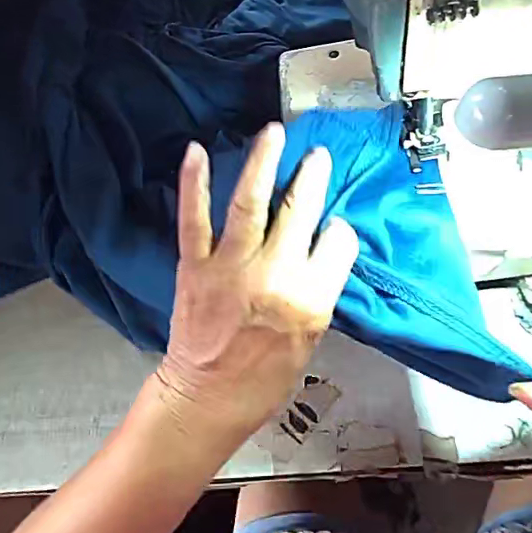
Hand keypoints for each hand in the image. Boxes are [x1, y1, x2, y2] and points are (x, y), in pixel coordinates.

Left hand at [156, 124, 359, 445]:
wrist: (208, 399)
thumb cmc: (263, 378)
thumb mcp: (311, 339)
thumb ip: (320, 290)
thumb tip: (325, 246)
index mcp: (310, 298)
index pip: (337, 243)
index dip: (338, 231)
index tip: (332, 224)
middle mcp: (275, 275)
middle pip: (300, 212)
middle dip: (311, 177)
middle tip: (316, 156)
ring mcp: (232, 267)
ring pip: (251, 202)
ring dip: (264, 162)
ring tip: (274, 133)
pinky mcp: (195, 266)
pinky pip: (194, 218)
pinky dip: (194, 183)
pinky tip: (196, 153)